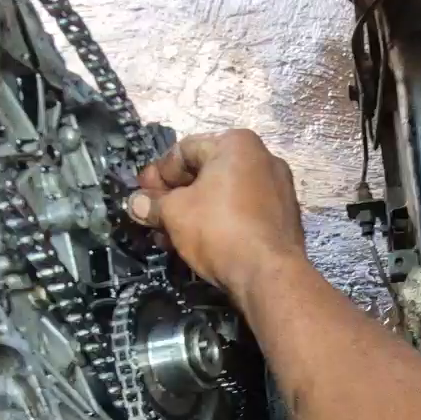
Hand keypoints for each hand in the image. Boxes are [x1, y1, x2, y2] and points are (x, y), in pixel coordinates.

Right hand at [124, 129, 308, 295]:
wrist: (269, 275)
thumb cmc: (219, 230)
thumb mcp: (174, 213)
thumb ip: (152, 204)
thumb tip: (136, 204)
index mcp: (238, 144)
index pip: (185, 150)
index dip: (158, 174)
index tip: (142, 195)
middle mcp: (264, 159)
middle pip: (206, 174)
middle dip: (175, 197)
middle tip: (153, 217)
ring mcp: (279, 190)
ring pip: (225, 197)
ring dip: (194, 214)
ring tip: (170, 237)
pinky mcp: (284, 219)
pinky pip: (244, 214)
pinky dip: (221, 224)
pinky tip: (201, 243)